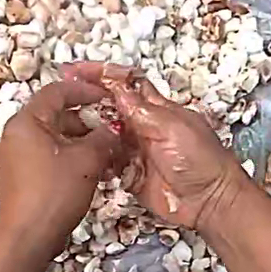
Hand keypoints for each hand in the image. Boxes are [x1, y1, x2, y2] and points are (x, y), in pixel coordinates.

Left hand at [0, 77, 121, 257]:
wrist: (27, 238)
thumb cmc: (54, 193)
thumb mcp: (87, 161)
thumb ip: (104, 138)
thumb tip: (114, 130)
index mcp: (27, 121)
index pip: (57, 91)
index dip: (85, 90)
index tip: (108, 96)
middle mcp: (18, 133)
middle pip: (57, 114)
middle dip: (88, 121)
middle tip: (113, 130)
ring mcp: (19, 156)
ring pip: (56, 137)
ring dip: (83, 141)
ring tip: (108, 154)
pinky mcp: (24, 175)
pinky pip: (51, 155)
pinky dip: (72, 157)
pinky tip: (94, 171)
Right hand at [62, 63, 250, 232]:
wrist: (209, 201)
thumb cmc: (200, 159)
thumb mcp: (171, 127)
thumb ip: (141, 109)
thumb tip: (117, 87)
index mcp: (157, 108)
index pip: (125, 84)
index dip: (102, 74)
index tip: (75, 70)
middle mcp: (144, 127)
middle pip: (110, 108)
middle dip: (87, 100)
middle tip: (61, 97)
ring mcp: (136, 151)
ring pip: (104, 135)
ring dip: (87, 130)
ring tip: (63, 125)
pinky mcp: (131, 175)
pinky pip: (107, 163)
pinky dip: (94, 158)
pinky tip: (78, 154)